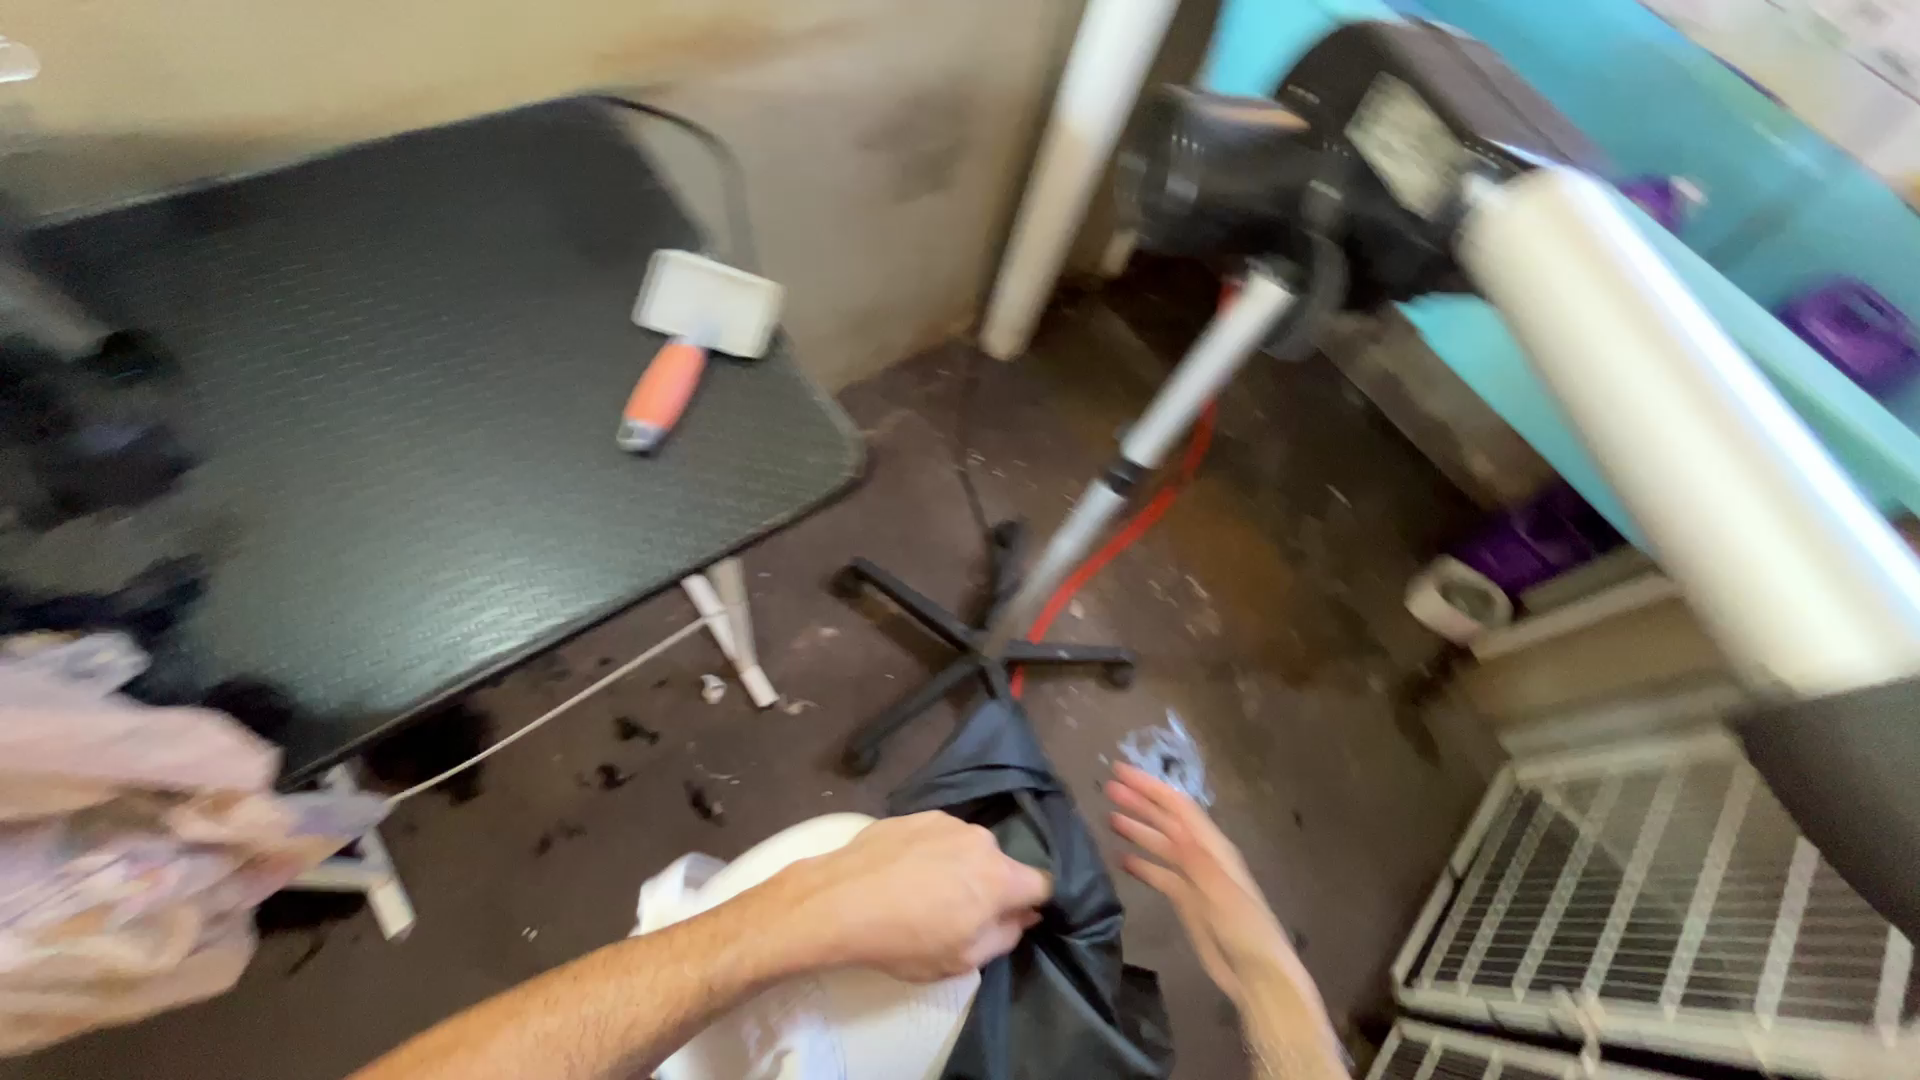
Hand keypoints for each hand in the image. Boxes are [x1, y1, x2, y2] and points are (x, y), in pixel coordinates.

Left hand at [773, 811, 1051, 982]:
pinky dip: (932, 852)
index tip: (1016, 917)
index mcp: (1000, 877)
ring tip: (924, 892)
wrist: (840, 900)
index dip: (1035, 903)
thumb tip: (1024, 916)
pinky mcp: (918, 814)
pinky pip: (940, 836)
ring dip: (959, 867)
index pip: (1043, 883)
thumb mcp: (962, 959)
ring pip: (969, 848)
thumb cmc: (905, 939)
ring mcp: (948, 821)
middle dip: (990, 887)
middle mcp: (981, 840)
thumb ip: (1004, 936)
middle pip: (1001, 865)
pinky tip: (904, 873)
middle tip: (959, 913)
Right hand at [1106, 763, 1300, 1003]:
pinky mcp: (1186, 900)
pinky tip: (1119, 858)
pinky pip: (1158, 874)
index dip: (1151, 787)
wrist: (1258, 977)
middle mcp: (1202, 856)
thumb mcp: (1223, 893)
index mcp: (1213, 848)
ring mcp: (1193, 878)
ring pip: (1160, 845)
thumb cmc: (1246, 931)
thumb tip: (1173, 826)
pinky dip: (1140, 863)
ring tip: (1109, 816)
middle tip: (1109, 788)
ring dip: (1137, 829)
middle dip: (1140, 802)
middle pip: (1167, 821)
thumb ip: (1197, 860)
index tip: (1122, 771)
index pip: (1178, 807)